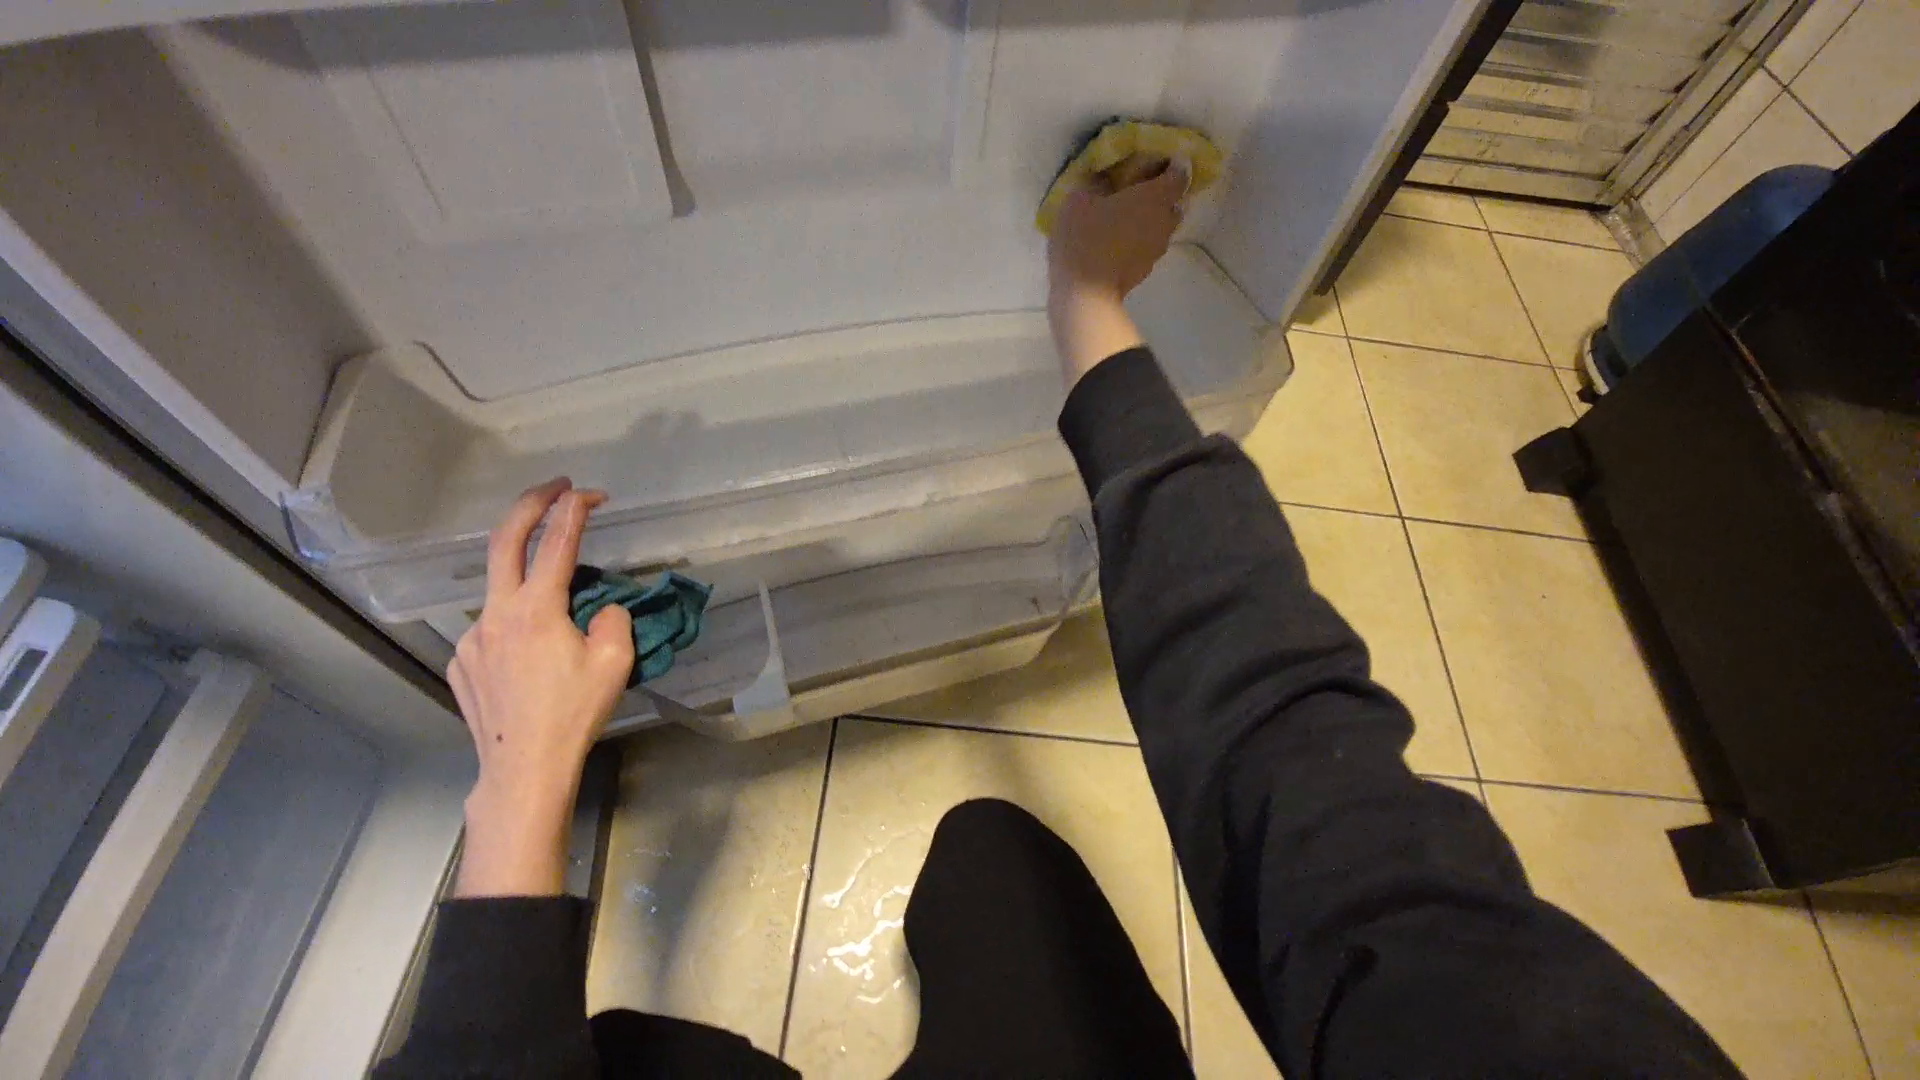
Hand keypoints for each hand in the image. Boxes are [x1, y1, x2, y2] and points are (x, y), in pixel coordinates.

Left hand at [448, 477, 634, 896]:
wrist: (523, 768)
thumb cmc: (572, 714)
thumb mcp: (615, 663)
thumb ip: (613, 620)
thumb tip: (600, 610)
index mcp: (535, 609)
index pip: (556, 543)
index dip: (575, 510)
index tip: (590, 493)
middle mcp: (495, 614)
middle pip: (505, 540)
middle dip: (531, 504)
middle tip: (556, 487)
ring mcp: (472, 638)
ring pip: (501, 592)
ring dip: (529, 581)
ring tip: (560, 611)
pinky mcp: (462, 662)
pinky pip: (492, 628)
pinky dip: (516, 623)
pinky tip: (533, 655)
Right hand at [1047, 162, 1186, 303]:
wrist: (1085, 293)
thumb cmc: (1084, 238)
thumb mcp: (1079, 199)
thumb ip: (1097, 184)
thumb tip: (1105, 180)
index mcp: (1154, 197)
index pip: (1179, 174)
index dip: (1171, 167)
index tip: (1155, 164)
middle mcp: (1164, 221)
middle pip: (1174, 203)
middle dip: (1161, 197)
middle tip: (1137, 194)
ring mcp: (1157, 249)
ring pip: (1162, 228)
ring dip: (1149, 222)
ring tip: (1125, 221)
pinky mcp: (1145, 270)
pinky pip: (1148, 248)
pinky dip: (1139, 242)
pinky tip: (1118, 244)